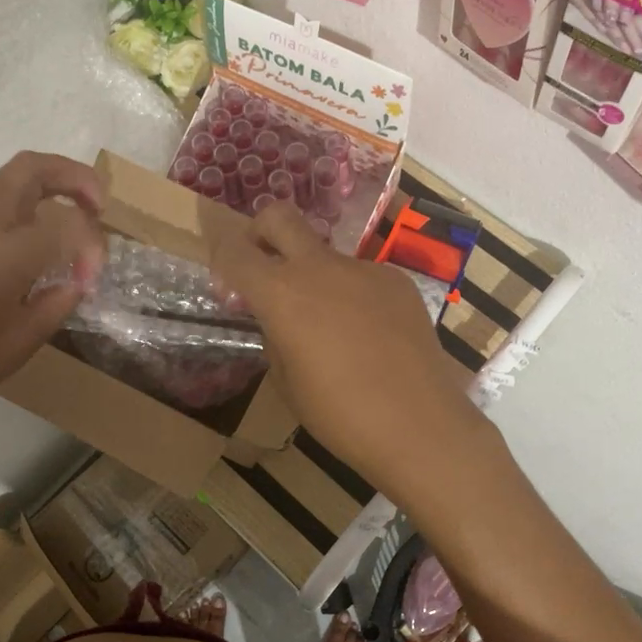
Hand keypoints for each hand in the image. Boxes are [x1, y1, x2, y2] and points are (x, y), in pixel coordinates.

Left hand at [0, 152, 106, 450]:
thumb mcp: (24, 339)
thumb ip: (59, 299)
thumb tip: (76, 278)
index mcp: (6, 251)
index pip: (69, 223)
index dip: (92, 247)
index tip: (90, 282)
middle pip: (34, 168)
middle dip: (75, 178)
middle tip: (99, 207)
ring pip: (11, 177)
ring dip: (48, 185)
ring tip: (72, 217)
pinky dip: (25, 202)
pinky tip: (36, 240)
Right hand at [211, 203, 494, 494]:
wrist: (419, 424)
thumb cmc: (339, 414)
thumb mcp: (287, 382)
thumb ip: (275, 337)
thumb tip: (278, 320)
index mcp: (282, 294)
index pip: (235, 253)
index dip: (223, 261)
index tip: (229, 286)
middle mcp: (320, 267)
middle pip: (279, 216)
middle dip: (261, 231)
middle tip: (263, 264)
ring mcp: (364, 269)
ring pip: (326, 255)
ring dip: (315, 276)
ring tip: (331, 327)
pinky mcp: (397, 280)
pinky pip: (362, 277)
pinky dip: (353, 296)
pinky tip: (370, 336)